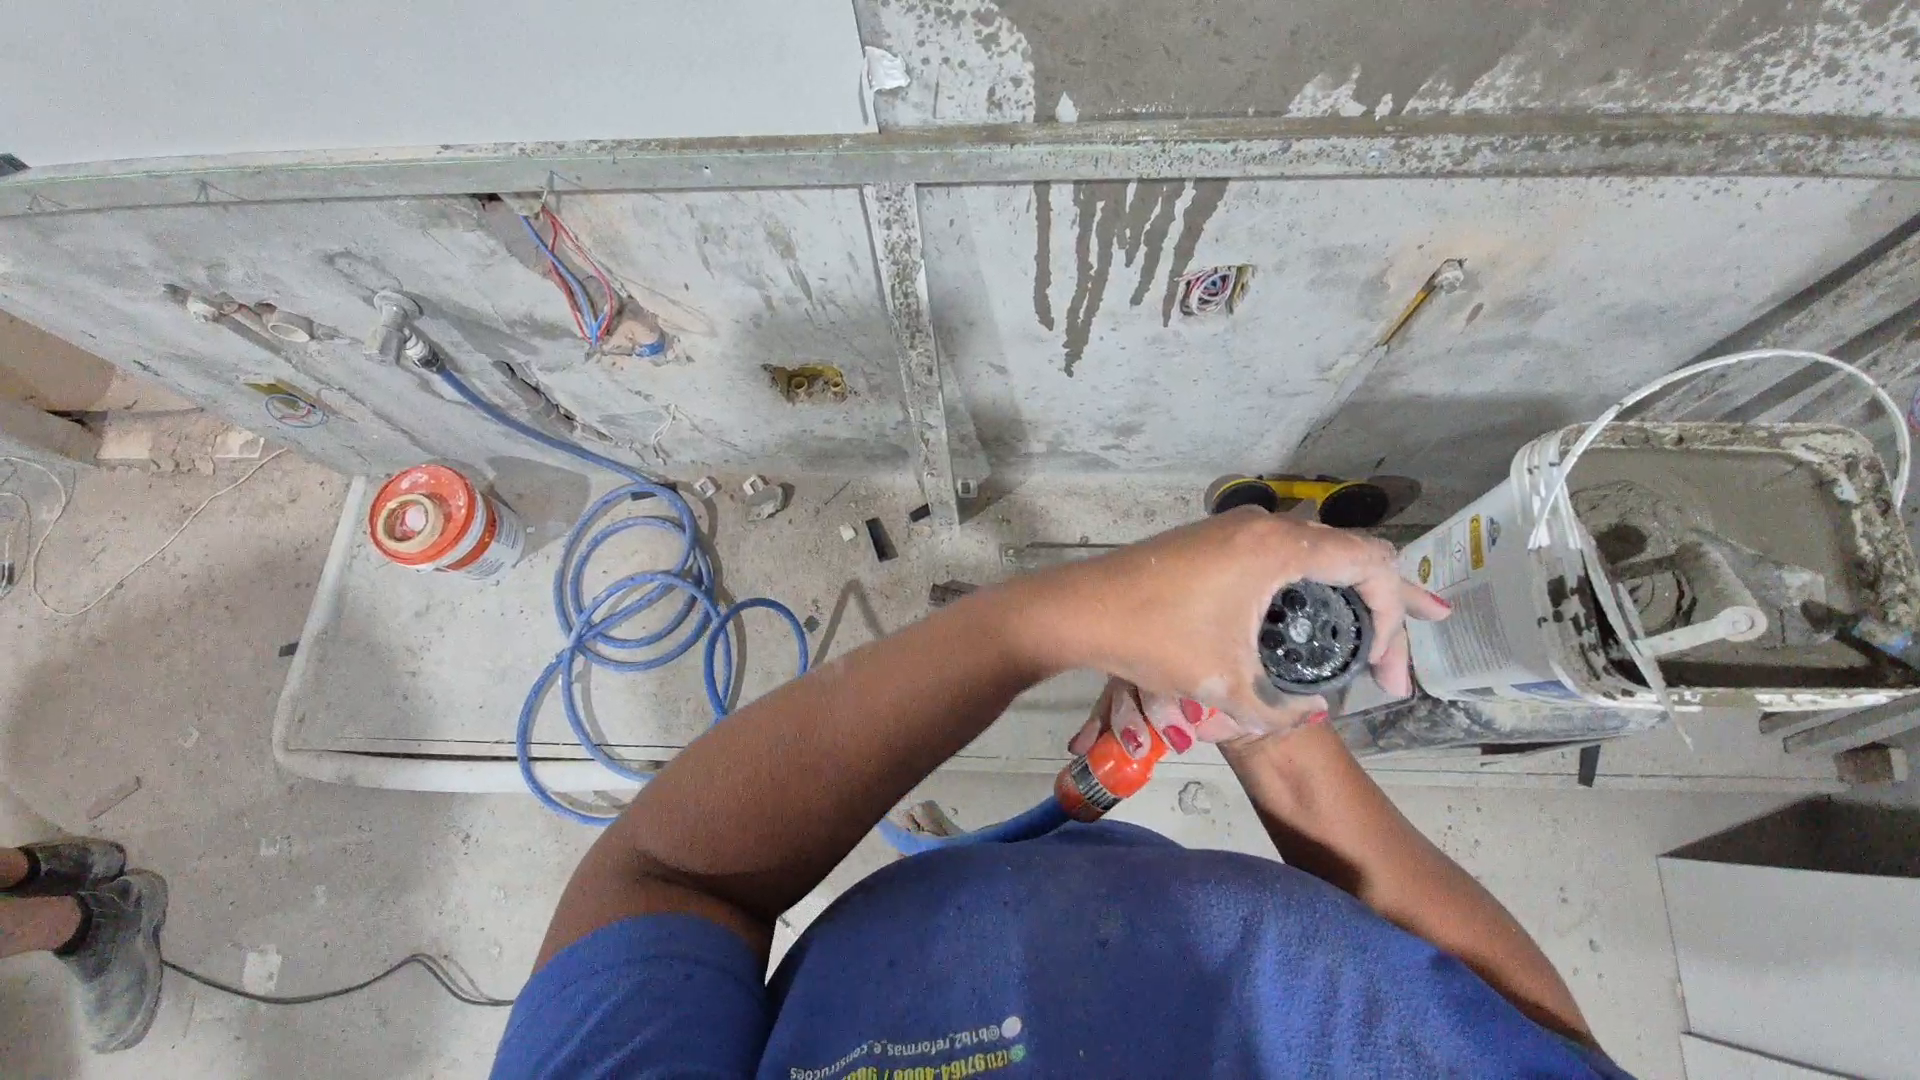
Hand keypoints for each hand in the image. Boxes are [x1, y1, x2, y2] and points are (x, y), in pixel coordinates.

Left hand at [1031, 508, 1448, 741]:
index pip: (1371, 563)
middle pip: (1347, 553)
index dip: (1395, 616)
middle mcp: (1262, 524)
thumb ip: (1281, 708)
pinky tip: (1305, 618)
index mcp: (1277, 548)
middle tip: (1400, 650)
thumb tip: (1316, 711)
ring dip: (1341, 592)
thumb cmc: (1153, 639)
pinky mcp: (1211, 540)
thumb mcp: (1223, 684)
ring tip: (1364, 637)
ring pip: (1311, 552)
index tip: (1381, 670)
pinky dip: (1303, 583)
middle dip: (1381, 604)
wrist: (1077, 609)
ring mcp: (1232, 527)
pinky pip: (1277, 555)